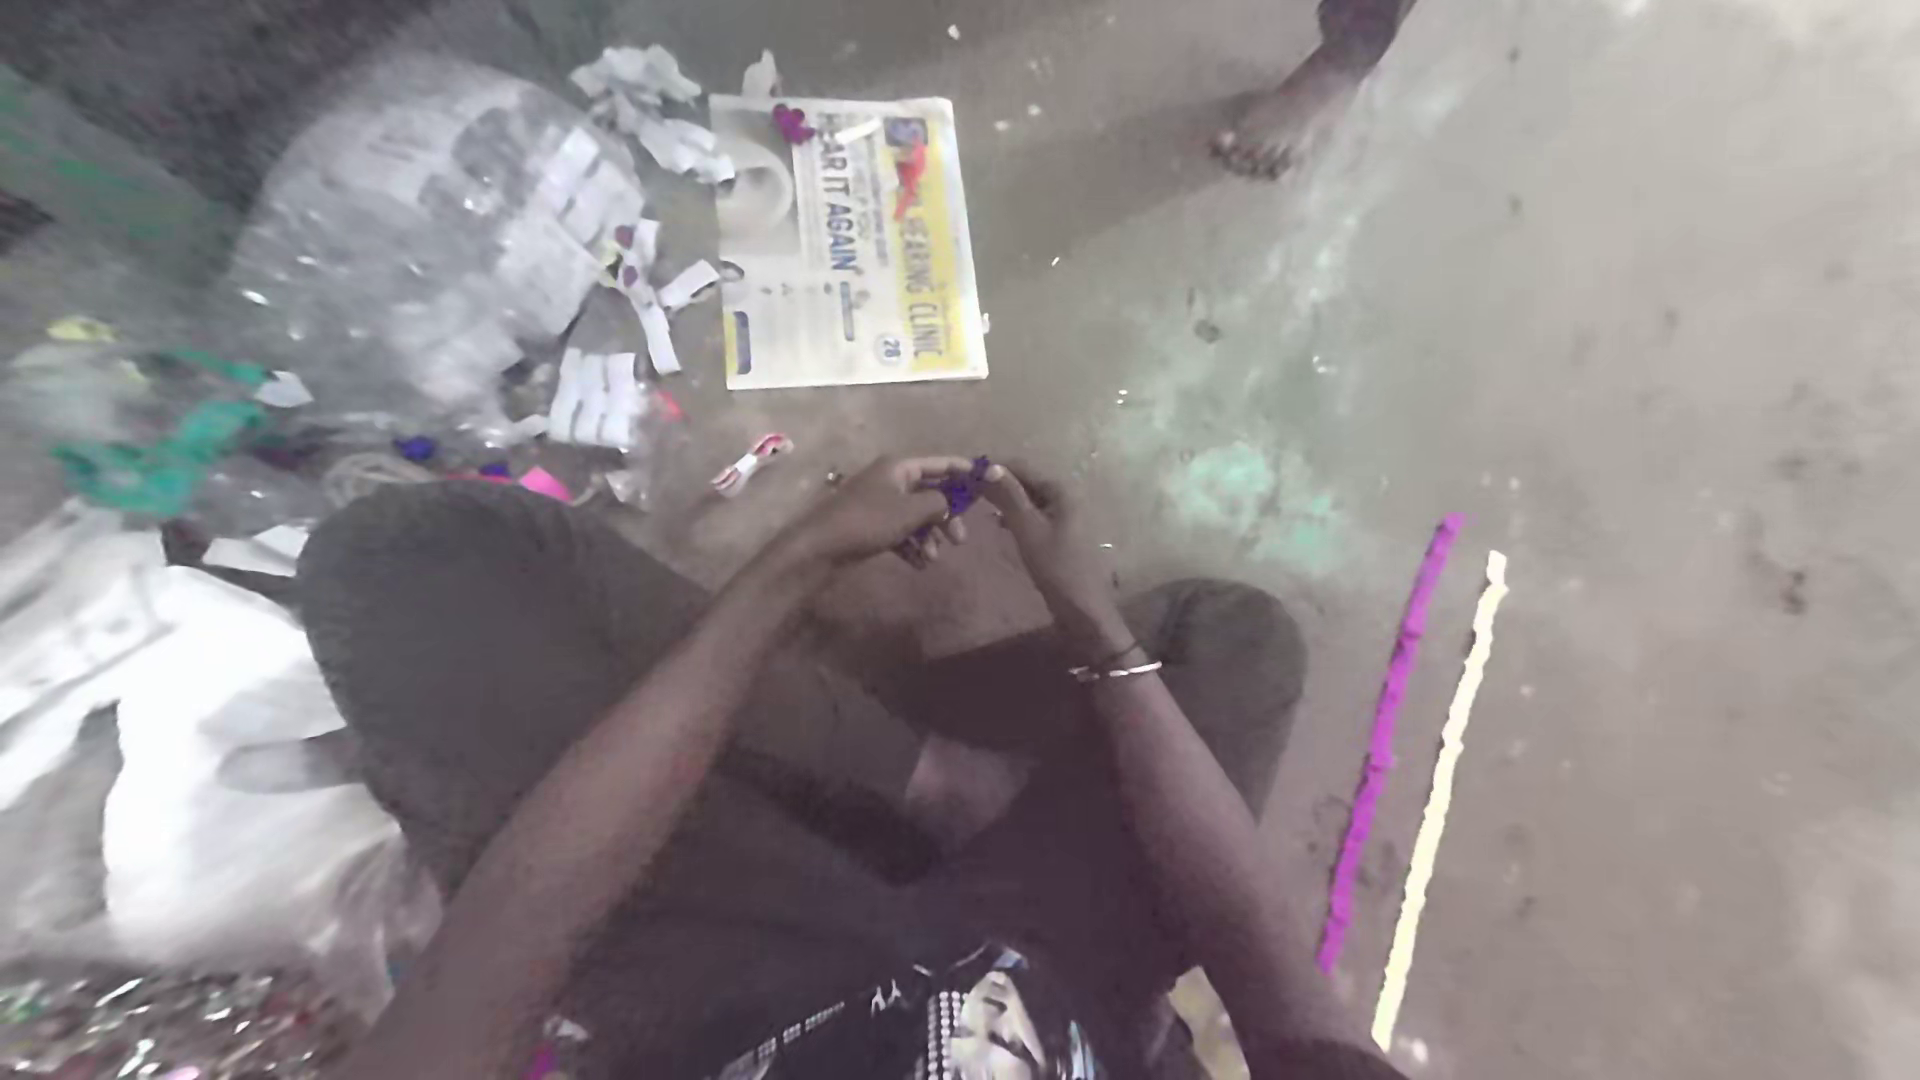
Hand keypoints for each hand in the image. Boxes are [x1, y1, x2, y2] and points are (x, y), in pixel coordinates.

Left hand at [779, 456, 977, 567]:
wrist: (820, 548)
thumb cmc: (867, 521)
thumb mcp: (910, 510)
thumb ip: (938, 503)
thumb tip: (947, 505)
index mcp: (898, 467)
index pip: (938, 463)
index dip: (963, 470)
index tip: (985, 478)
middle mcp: (890, 481)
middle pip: (930, 495)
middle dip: (947, 517)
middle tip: (960, 540)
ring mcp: (880, 505)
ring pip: (916, 518)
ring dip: (929, 537)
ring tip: (931, 558)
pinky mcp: (872, 528)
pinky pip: (901, 533)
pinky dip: (912, 547)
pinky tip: (918, 564)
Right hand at [978, 464, 1130, 658]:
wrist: (1083, 608)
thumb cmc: (1056, 567)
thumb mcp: (1028, 530)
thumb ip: (1009, 497)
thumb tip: (989, 466)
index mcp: (1060, 489)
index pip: (1021, 466)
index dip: (992, 467)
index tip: (964, 472)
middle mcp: (1064, 495)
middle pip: (1025, 480)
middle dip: (997, 482)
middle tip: (966, 488)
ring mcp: (1063, 514)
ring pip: (1028, 498)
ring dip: (1004, 499)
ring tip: (976, 502)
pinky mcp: (1059, 532)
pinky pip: (1033, 514)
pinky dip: (1015, 514)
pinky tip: (999, 523)